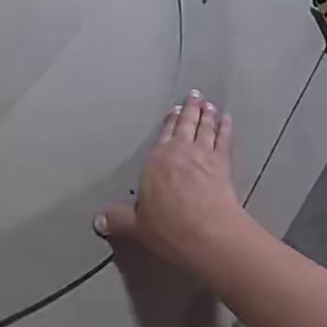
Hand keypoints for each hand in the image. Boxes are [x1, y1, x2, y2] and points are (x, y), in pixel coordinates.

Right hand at [94, 90, 248, 274]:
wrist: (205, 231)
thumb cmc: (169, 226)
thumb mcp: (137, 225)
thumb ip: (118, 218)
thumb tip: (99, 220)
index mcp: (156, 159)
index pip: (163, 134)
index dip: (170, 121)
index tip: (174, 110)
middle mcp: (179, 150)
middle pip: (186, 124)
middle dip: (190, 109)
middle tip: (194, 95)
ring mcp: (203, 154)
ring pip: (205, 127)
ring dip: (207, 115)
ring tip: (209, 104)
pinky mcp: (222, 163)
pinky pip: (223, 140)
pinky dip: (226, 128)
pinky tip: (227, 121)